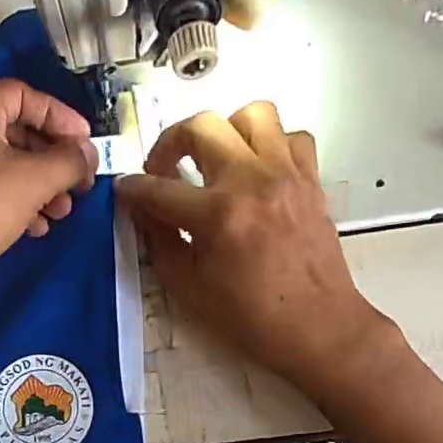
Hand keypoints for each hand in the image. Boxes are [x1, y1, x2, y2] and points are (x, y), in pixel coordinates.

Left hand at [0, 79, 98, 292]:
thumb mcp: (33, 180)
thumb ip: (69, 161)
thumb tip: (88, 154)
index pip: (25, 96)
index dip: (63, 119)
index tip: (89, 147)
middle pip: (14, 130)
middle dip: (52, 160)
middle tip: (79, 185)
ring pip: (1, 162)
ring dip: (37, 185)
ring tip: (61, 212)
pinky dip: (12, 199)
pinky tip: (35, 226)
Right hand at [119, 102, 400, 386]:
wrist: (317, 328)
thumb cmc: (251, 317)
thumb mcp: (189, 288)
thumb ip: (160, 242)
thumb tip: (145, 212)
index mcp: (218, 215)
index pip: (159, 187)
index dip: (132, 188)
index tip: (124, 190)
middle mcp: (252, 181)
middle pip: (201, 126)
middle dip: (170, 142)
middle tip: (164, 169)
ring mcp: (286, 175)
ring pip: (252, 114)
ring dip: (224, 130)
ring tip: (214, 159)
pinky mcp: (310, 181)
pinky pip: (291, 136)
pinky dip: (269, 143)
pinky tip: (256, 170)